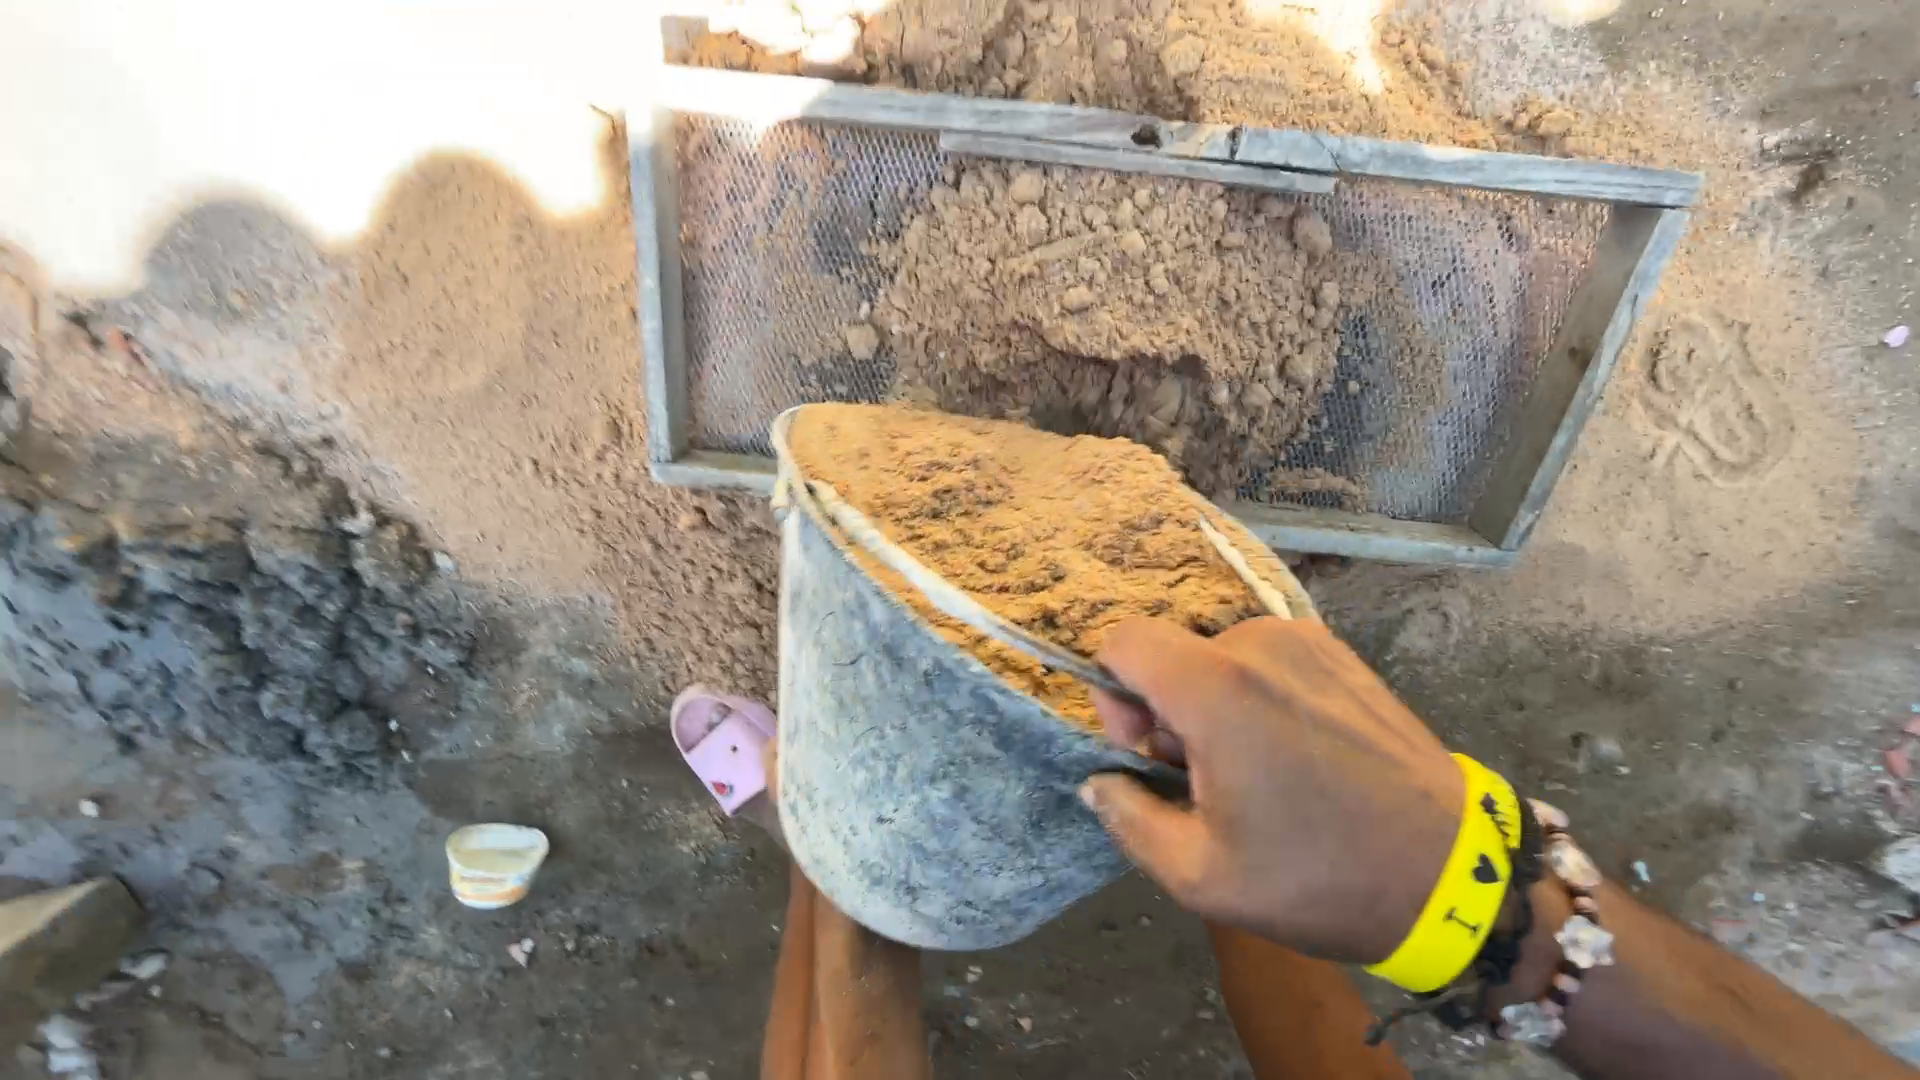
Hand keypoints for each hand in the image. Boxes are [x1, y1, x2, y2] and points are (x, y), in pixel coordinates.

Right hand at [1080, 616, 1463, 963]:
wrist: (1454, 873)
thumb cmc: (1320, 878)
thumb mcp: (1202, 876)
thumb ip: (1127, 817)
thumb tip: (1099, 779)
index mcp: (1217, 687)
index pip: (1122, 641)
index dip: (1113, 693)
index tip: (1147, 749)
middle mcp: (1257, 643)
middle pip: (1168, 657)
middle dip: (1166, 713)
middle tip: (1206, 780)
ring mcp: (1303, 640)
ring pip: (1212, 659)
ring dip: (1210, 706)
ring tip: (1256, 772)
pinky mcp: (1335, 650)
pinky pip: (1259, 660)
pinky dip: (1252, 695)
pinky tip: (1292, 751)